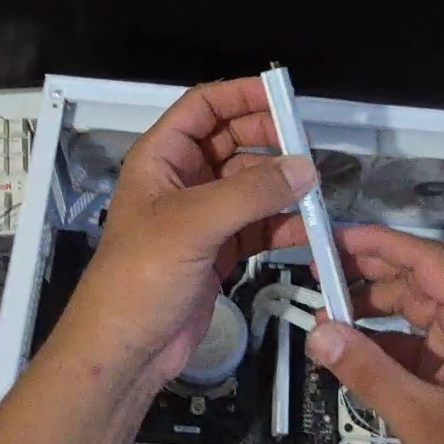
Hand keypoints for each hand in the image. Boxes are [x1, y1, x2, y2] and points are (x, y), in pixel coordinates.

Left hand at [56, 78, 316, 384]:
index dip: (240, 95)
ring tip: (317, 192)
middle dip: (271, 142)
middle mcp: (183, 180)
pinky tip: (310, 229)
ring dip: (282, 186)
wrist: (126, 349)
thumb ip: (250, 193)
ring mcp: (203, 216)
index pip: (203, 108)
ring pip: (251, 185)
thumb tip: (306, 168)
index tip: (283, 94)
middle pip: (234, 142)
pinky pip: (258, 225)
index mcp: (162, 159)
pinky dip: (283, 224)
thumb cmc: (141, 277)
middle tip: (309, 149)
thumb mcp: (192, 224)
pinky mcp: (219, 250)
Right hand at [304, 225, 443, 443]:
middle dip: (369, 275)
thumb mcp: (423, 421)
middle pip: (419, 282)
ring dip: (371, 310)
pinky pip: (413, 345)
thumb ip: (369, 373)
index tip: (334, 239)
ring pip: (413, 312)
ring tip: (325, 314)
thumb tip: (317, 333)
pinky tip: (348, 351)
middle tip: (318, 273)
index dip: (381, 244)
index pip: (429, 262)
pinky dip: (381, 344)